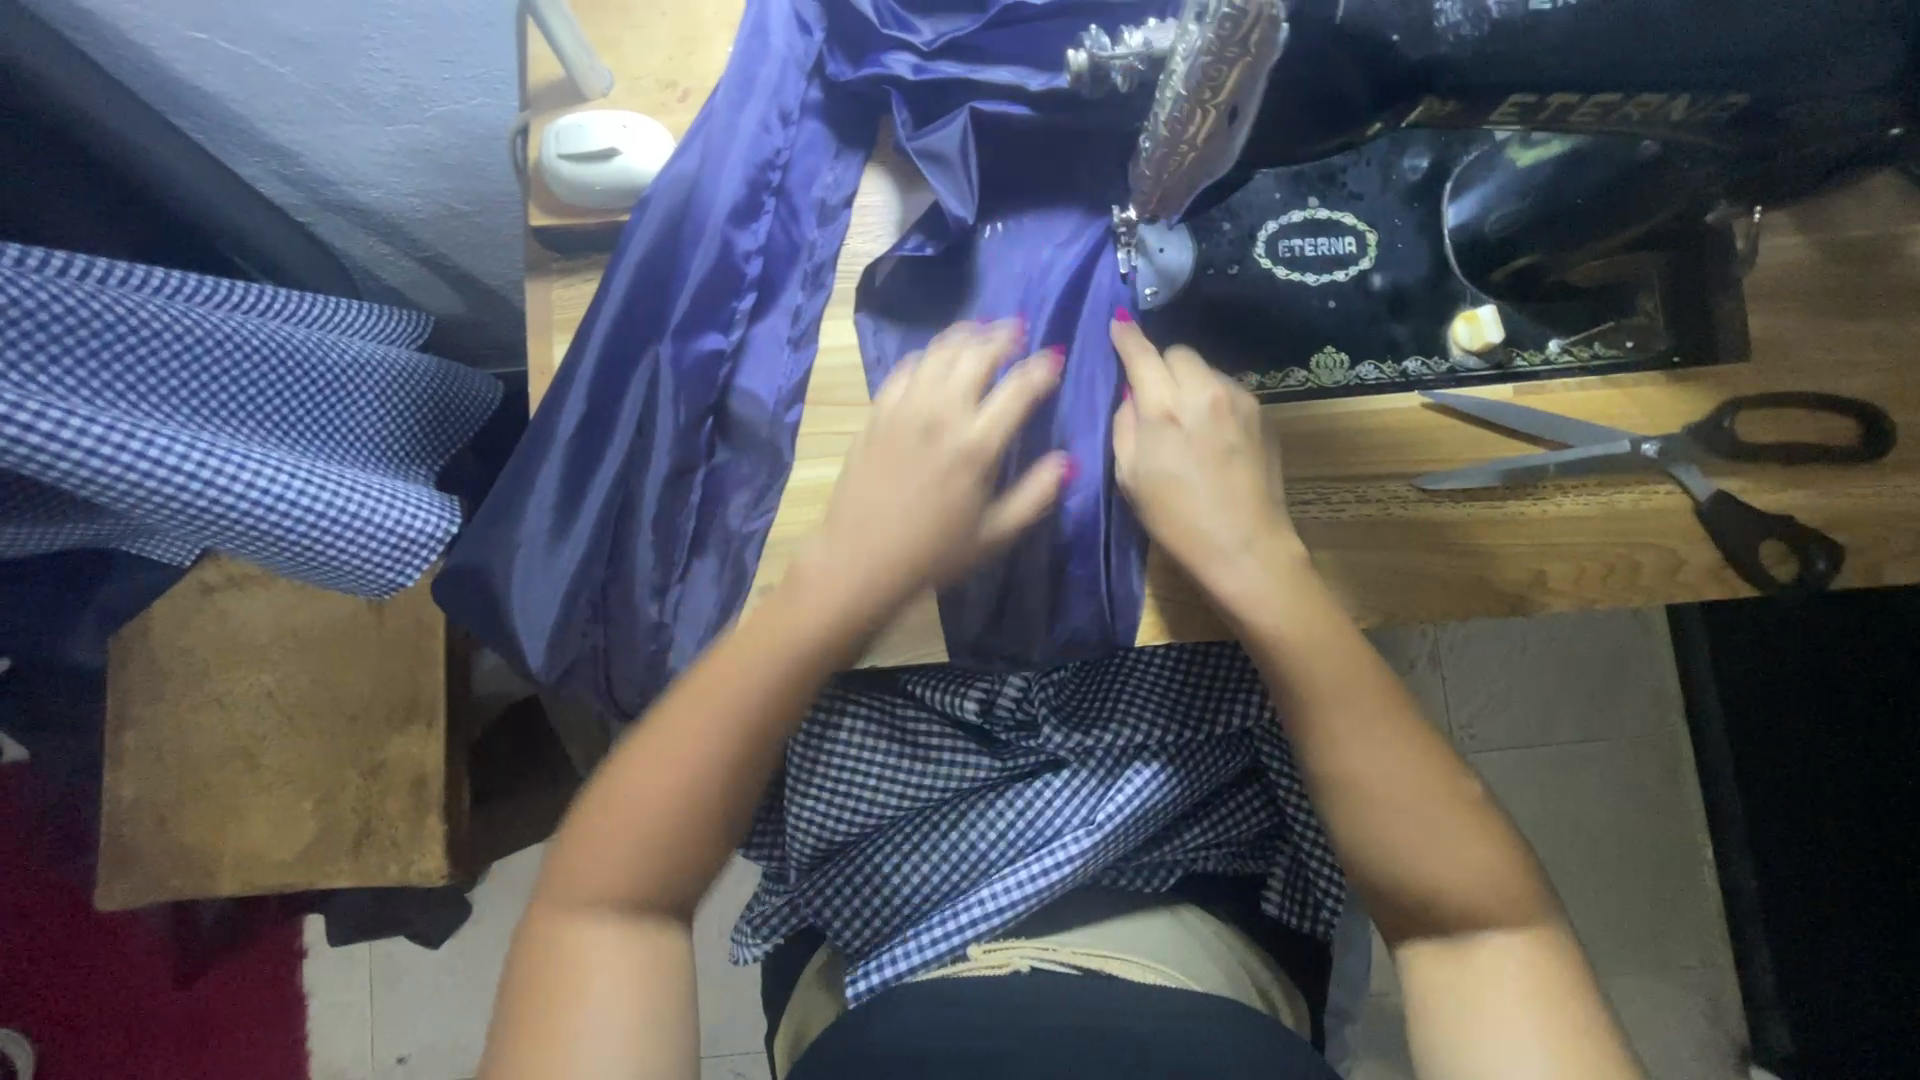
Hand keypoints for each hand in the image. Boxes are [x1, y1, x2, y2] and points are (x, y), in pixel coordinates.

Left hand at [804, 318, 1068, 619]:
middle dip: (1003, 337)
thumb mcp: (995, 535)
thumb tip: (1068, 461)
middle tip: (1017, 331)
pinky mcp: (877, 413)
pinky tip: (934, 359)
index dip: (1043, 368)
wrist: (860, 560)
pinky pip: (905, 368)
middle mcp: (942, 413)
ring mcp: (905, 409)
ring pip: (939, 352)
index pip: (1020, 388)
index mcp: (977, 445)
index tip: (1054, 358)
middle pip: (978, 355)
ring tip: (980, 332)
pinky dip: (926, 355)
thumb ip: (1036, 495)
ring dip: (965, 336)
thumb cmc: (934, 553)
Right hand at [1110, 312, 1304, 600]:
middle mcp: (1205, 392)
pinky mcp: (1263, 413)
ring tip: (1187, 421)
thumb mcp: (1130, 478)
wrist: (1245, 546)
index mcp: (1165, 410)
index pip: (1142, 354)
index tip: (1118, 325)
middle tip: (1154, 396)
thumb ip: (1125, 426)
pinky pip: (1228, 390)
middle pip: (1178, 352)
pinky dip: (1213, 400)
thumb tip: (1133, 396)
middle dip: (1162, 366)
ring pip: (1206, 369)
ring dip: (1190, 383)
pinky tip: (1213, 435)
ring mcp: (1240, 400)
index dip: (1127, 337)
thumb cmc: (1176, 521)